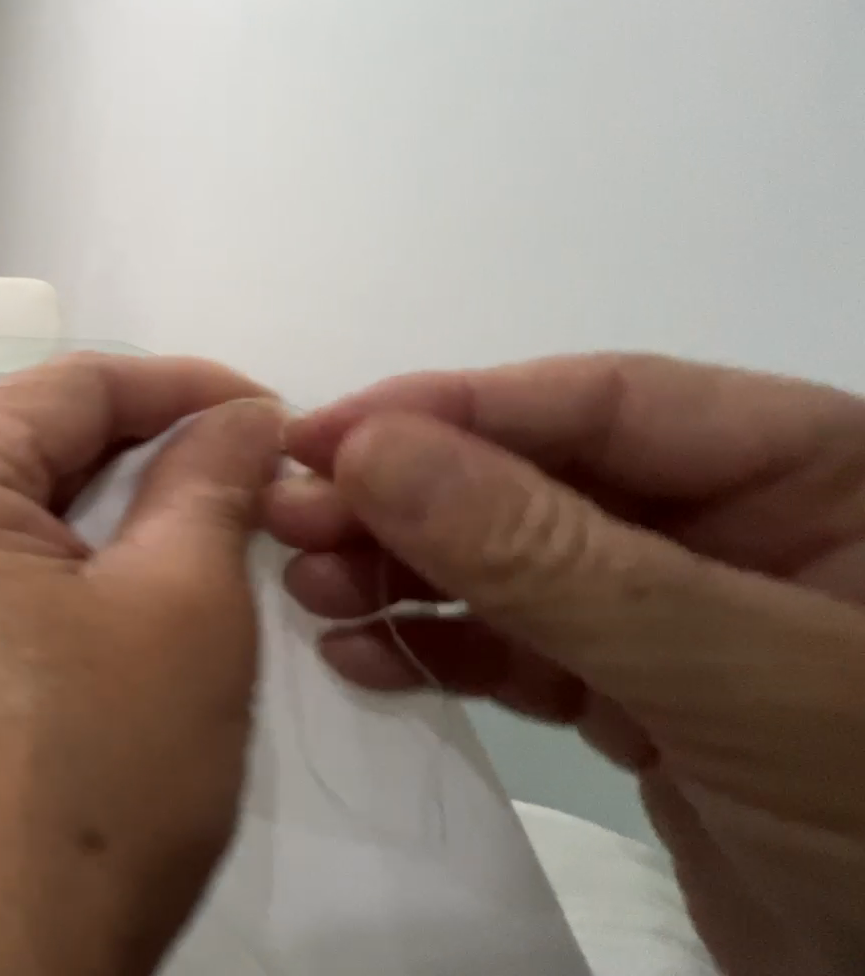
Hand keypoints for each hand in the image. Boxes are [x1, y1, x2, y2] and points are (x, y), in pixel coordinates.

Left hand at [0, 354, 283, 975]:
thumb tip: (242, 413)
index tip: (275, 410)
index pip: (73, 385)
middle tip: (261, 471)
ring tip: (222, 515)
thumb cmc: (88, 774)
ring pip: (30, 491)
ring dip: (125, 500)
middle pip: (44, 434)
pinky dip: (81, 547)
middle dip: (156, 446)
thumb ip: (209, 481)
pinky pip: (5, 546)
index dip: (185, 386)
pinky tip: (146, 564)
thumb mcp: (178, 605)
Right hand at [266, 353, 864, 974]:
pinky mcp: (629, 695)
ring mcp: (671, 617)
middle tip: (285, 520)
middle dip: (398, 502)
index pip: (594, 402)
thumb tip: (368, 451)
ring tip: (310, 592)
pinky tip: (363, 658)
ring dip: (394, 574)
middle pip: (526, 480)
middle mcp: (733, 530)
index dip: (442, 409)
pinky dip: (429, 649)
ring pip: (501, 563)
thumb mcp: (730, 675)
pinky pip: (506, 647)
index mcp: (812, 475)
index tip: (313, 438)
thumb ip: (541, 554)